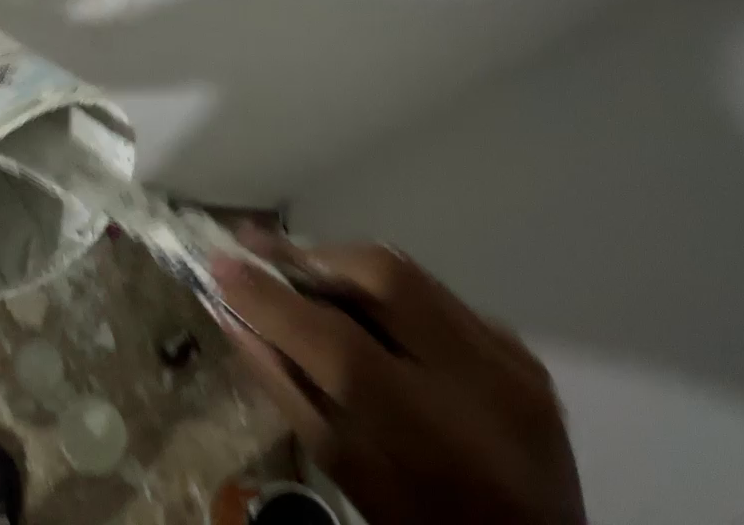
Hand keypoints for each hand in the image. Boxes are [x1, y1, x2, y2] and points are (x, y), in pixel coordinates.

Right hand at [213, 228, 586, 524]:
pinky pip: (440, 299)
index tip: (220, 265)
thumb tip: (232, 316)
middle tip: (257, 246)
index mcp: (425, 431)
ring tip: (297, 265)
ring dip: (344, 265)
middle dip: (310, 256)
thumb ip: (287, 388)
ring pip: (410, 273)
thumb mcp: (346, 471)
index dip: (269, 297)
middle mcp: (478, 380)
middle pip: (382, 277)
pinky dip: (389, 294)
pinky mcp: (522, 352)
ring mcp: (509, 359)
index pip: (332, 340)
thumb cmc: (420, 523)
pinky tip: (364, 307)